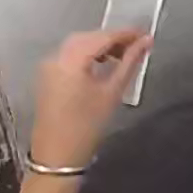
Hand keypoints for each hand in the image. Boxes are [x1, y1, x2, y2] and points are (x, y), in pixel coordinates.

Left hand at [29, 29, 152, 167]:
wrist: (57, 158)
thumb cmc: (87, 127)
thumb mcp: (112, 93)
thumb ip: (130, 63)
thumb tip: (145, 42)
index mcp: (71, 59)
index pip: (102, 37)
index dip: (125, 33)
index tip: (145, 34)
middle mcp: (56, 57)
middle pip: (88, 37)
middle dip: (112, 38)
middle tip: (137, 45)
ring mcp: (49, 66)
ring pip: (78, 45)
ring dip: (100, 46)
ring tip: (123, 56)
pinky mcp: (47, 76)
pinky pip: (69, 55)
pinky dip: (87, 55)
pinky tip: (103, 64)